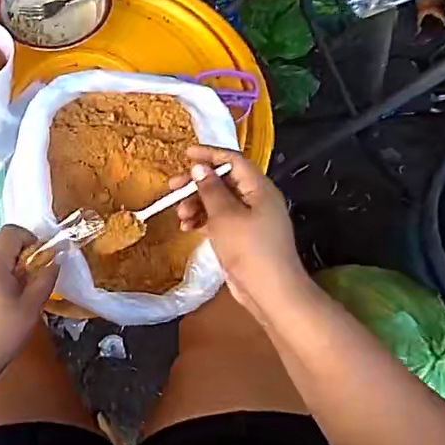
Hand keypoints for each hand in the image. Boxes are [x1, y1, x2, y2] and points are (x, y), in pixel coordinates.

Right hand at [171, 144, 309, 313]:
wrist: (271, 291)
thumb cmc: (249, 249)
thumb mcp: (225, 216)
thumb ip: (210, 189)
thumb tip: (199, 167)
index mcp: (259, 188)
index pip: (233, 160)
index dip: (209, 154)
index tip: (186, 153)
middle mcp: (258, 199)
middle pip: (224, 181)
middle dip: (197, 183)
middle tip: (173, 187)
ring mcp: (252, 219)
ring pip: (220, 201)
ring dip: (198, 204)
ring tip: (180, 216)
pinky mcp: (245, 236)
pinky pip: (221, 219)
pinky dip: (204, 220)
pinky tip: (188, 227)